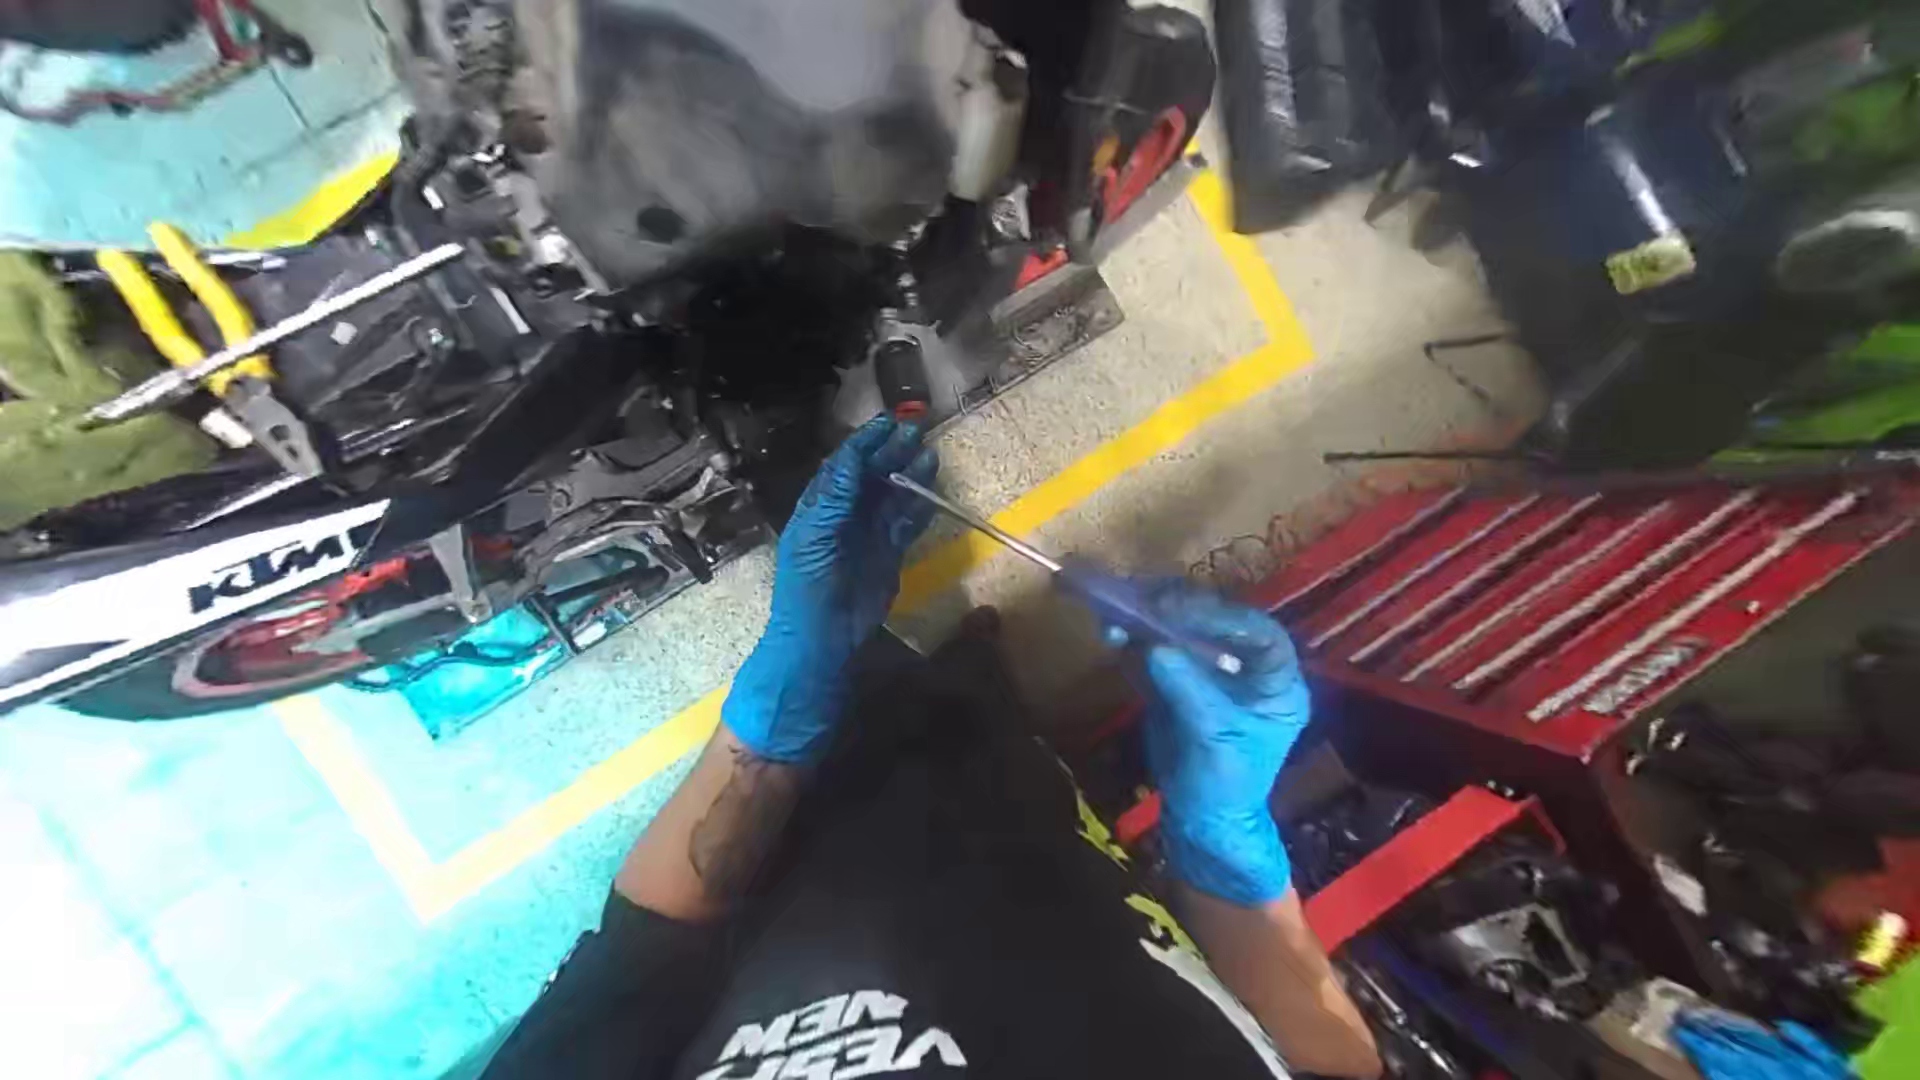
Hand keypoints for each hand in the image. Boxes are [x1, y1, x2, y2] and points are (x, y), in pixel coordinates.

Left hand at [722, 415, 937, 763]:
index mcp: (820, 506)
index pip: (844, 466)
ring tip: (930, 453)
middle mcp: (845, 514)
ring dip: (909, 475)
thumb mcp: (814, 535)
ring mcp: (868, 533)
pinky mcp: (889, 552)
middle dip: (892, 452)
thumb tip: (852, 457)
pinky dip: (918, 506)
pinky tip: (931, 488)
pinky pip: (906, 523)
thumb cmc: (808, 586)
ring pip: (892, 496)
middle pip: (872, 475)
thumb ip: (834, 497)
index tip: (888, 422)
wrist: (822, 637)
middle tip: (916, 430)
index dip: (864, 443)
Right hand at [1111, 586, 1310, 904]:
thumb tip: (1155, 647)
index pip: (1258, 633)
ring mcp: (1206, 666)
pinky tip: (1111, 631)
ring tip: (1116, 613)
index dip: (1220, 615)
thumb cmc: (1225, 785)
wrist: (1198, 814)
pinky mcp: (1174, 674)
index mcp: (1274, 680)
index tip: (1179, 610)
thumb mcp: (1214, 741)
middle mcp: (1243, 664)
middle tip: (1139, 601)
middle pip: (1213, 620)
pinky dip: (1131, 637)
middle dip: (1174, 608)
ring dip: (1145, 617)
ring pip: (1179, 627)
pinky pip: (1153, 647)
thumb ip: (1189, 692)